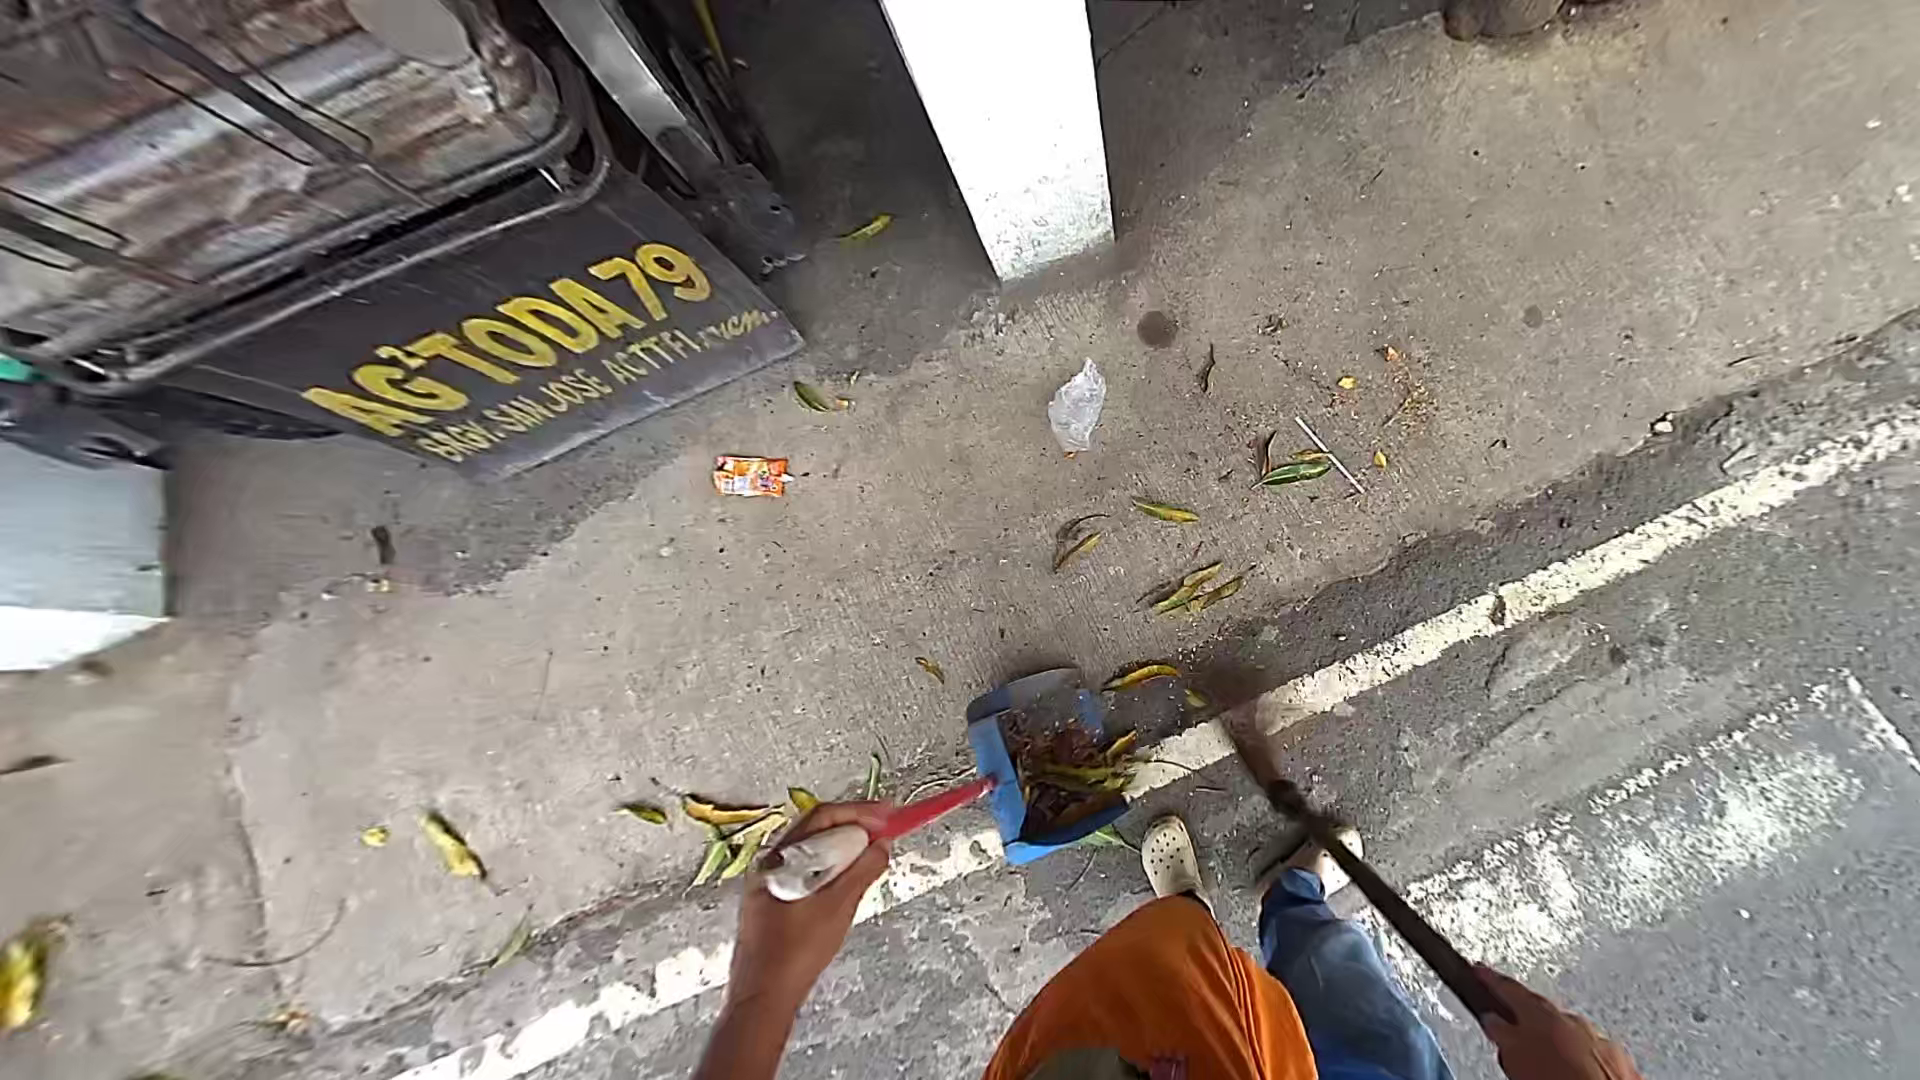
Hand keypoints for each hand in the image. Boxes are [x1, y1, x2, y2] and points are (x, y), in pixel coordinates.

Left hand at [725, 801, 892, 1011]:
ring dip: (843, 847)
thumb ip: (863, 870)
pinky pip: (805, 868)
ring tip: (869, 853)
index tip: (888, 815)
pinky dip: (830, 866)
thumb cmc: (796, 954)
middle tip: (882, 831)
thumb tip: (882, 845)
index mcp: (781, 856)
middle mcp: (771, 861)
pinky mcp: (771, 900)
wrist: (760, 1002)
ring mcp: (768, 881)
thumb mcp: (839, 907)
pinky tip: (846, 879)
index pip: (825, 816)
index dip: (860, 812)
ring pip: (812, 849)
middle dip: (853, 826)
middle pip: (817, 828)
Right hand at [1475, 965, 1643, 1079]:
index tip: (1477, 970)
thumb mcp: (1511, 1053)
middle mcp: (1572, 1018)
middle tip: (1509, 1028)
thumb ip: (1498, 1029)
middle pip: (1539, 1010)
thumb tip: (1492, 1020)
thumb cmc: (1558, 1078)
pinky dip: (1581, 1058)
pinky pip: (1594, 1054)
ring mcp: (1601, 1042)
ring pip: (1569, 1032)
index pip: (1505, 984)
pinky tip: (1574, 1071)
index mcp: (1540, 1008)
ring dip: (1555, 1040)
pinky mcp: (1625, 1067)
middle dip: (1525, 1017)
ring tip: (1544, 1059)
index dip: (1487, 977)